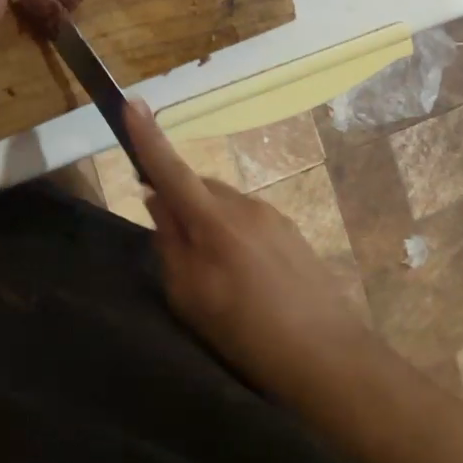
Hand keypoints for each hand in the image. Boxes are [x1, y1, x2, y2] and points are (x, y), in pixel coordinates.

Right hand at [131, 102, 366, 389]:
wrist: (331, 360)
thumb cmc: (248, 334)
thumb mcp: (189, 297)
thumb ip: (169, 243)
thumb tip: (158, 200)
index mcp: (214, 222)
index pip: (171, 170)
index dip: (147, 137)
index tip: (131, 102)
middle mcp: (244, 206)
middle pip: (196, 187)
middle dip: (179, 203)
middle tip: (174, 248)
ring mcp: (272, 216)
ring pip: (222, 205)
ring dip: (207, 222)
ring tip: (214, 274)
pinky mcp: (292, 232)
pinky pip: (247, 220)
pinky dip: (232, 235)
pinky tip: (244, 278)